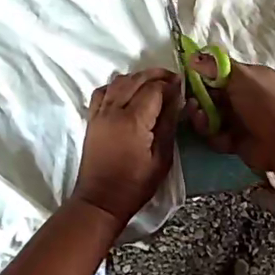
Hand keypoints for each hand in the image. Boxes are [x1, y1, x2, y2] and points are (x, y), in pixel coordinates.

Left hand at [73, 68, 182, 223]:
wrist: (101, 199)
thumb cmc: (135, 184)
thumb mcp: (162, 158)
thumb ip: (169, 124)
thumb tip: (180, 99)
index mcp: (133, 120)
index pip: (154, 89)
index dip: (170, 84)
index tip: (182, 84)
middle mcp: (114, 110)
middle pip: (136, 79)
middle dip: (155, 75)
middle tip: (172, 79)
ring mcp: (99, 112)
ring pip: (118, 81)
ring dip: (137, 77)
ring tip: (153, 83)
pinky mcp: (91, 118)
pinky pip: (102, 91)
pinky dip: (116, 85)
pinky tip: (127, 91)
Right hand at [185, 55, 274, 173]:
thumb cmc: (266, 103)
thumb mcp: (242, 76)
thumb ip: (216, 66)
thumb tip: (193, 56)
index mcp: (251, 78)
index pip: (220, 72)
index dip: (202, 74)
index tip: (187, 77)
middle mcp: (245, 97)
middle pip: (212, 95)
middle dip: (198, 97)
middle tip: (190, 102)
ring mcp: (241, 120)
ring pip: (211, 115)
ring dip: (201, 116)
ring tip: (199, 117)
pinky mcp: (236, 141)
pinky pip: (216, 135)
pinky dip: (211, 134)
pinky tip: (211, 133)